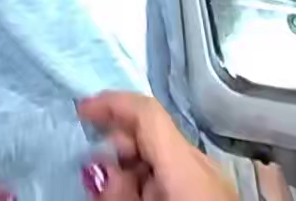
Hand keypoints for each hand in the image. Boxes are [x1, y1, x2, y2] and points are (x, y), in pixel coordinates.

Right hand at [78, 93, 235, 200]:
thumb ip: (118, 192)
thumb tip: (102, 170)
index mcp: (189, 168)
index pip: (146, 112)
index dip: (109, 103)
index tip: (80, 114)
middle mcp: (205, 169)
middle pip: (151, 135)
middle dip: (116, 148)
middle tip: (95, 178)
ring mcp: (214, 188)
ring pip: (162, 159)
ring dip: (132, 171)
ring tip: (115, 198)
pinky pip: (176, 180)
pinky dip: (151, 187)